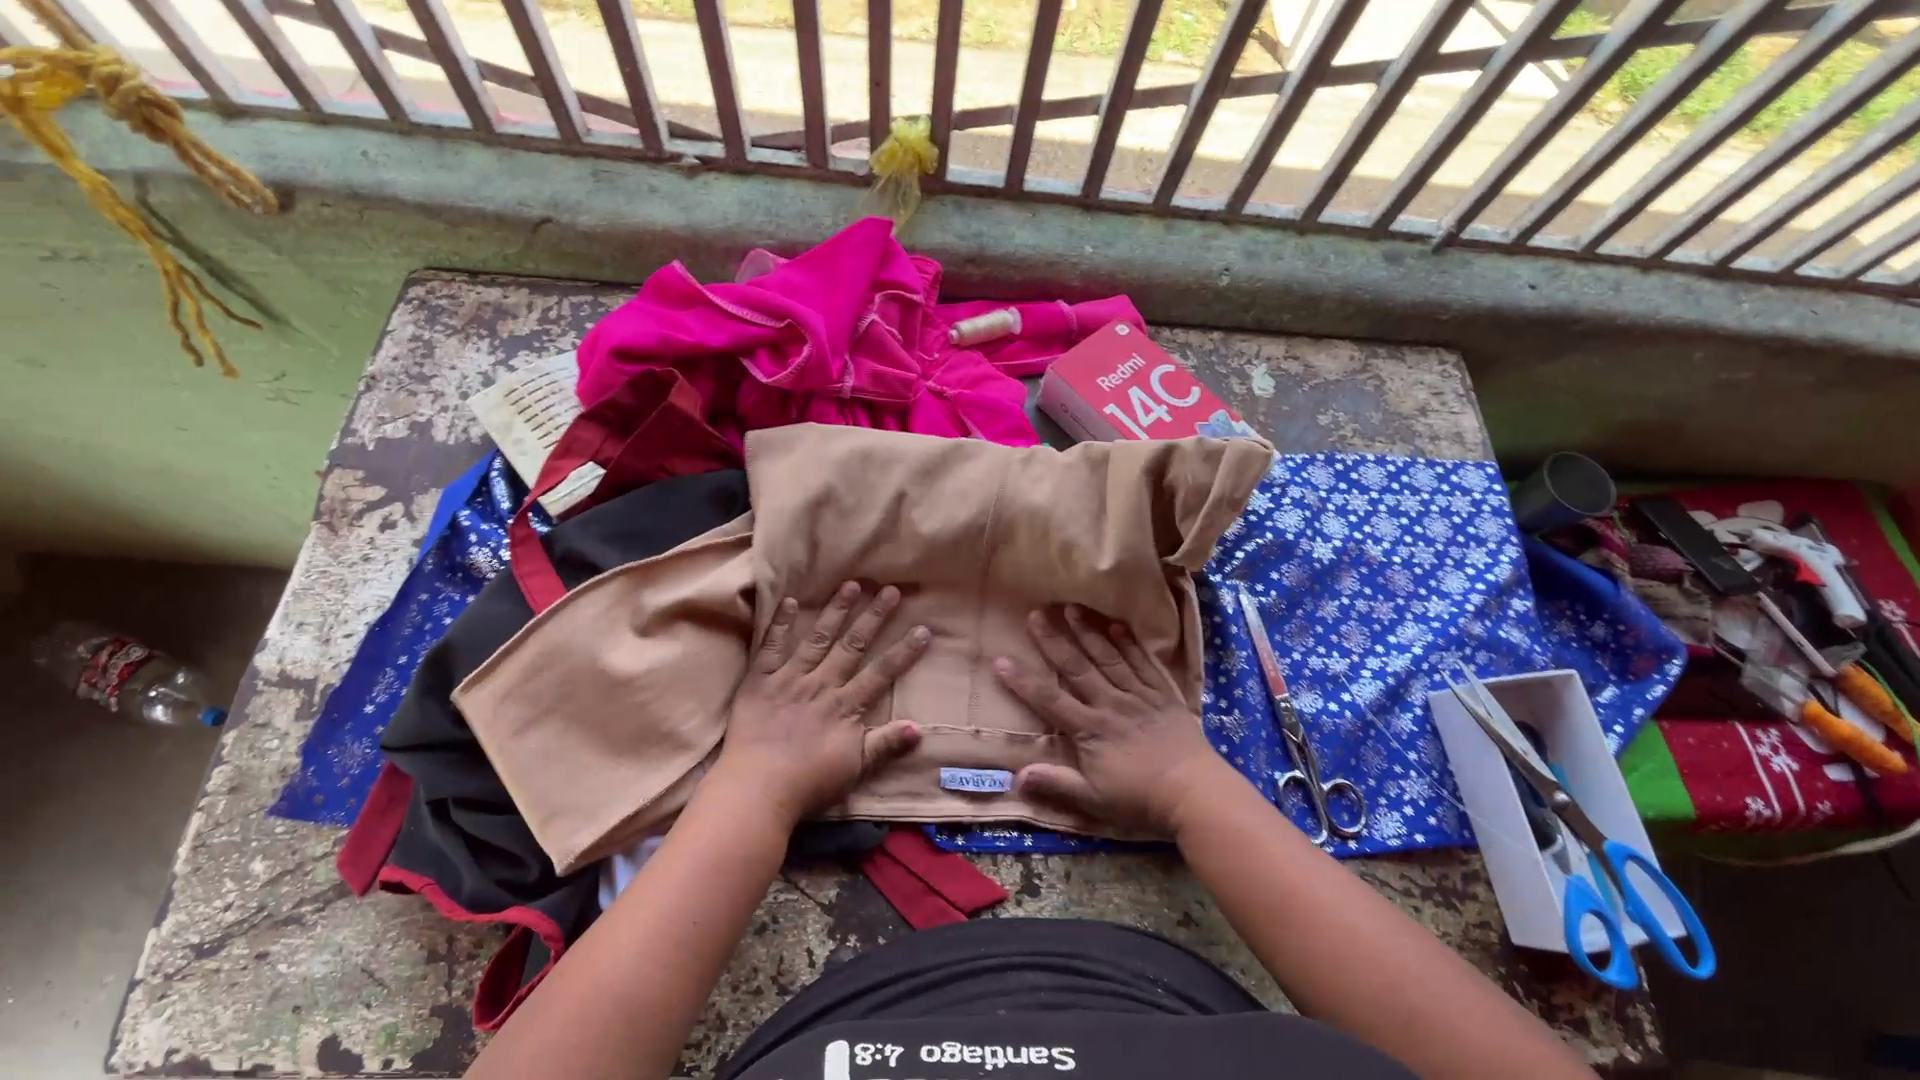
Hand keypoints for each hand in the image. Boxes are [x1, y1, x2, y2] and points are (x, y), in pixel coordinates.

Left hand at [713, 581, 929, 827]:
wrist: (757, 790)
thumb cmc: (809, 783)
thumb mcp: (855, 768)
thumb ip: (886, 744)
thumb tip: (920, 728)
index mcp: (845, 707)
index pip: (881, 673)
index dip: (904, 652)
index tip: (923, 630)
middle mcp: (821, 685)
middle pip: (853, 646)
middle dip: (874, 617)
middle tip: (890, 590)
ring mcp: (789, 680)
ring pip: (817, 639)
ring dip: (835, 611)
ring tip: (850, 585)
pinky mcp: (759, 682)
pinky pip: (771, 648)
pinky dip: (780, 625)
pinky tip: (790, 602)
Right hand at [994, 605, 1238, 837]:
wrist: (1195, 792)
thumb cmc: (1141, 799)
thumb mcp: (1093, 800)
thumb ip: (1056, 784)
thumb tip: (1016, 776)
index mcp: (1090, 730)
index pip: (1050, 700)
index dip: (1024, 681)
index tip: (1001, 660)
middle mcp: (1111, 704)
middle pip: (1077, 668)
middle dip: (1054, 641)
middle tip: (1037, 614)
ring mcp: (1139, 696)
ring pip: (1109, 657)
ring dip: (1089, 632)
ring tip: (1072, 608)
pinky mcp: (1164, 694)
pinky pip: (1144, 663)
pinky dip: (1130, 643)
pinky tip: (1117, 626)